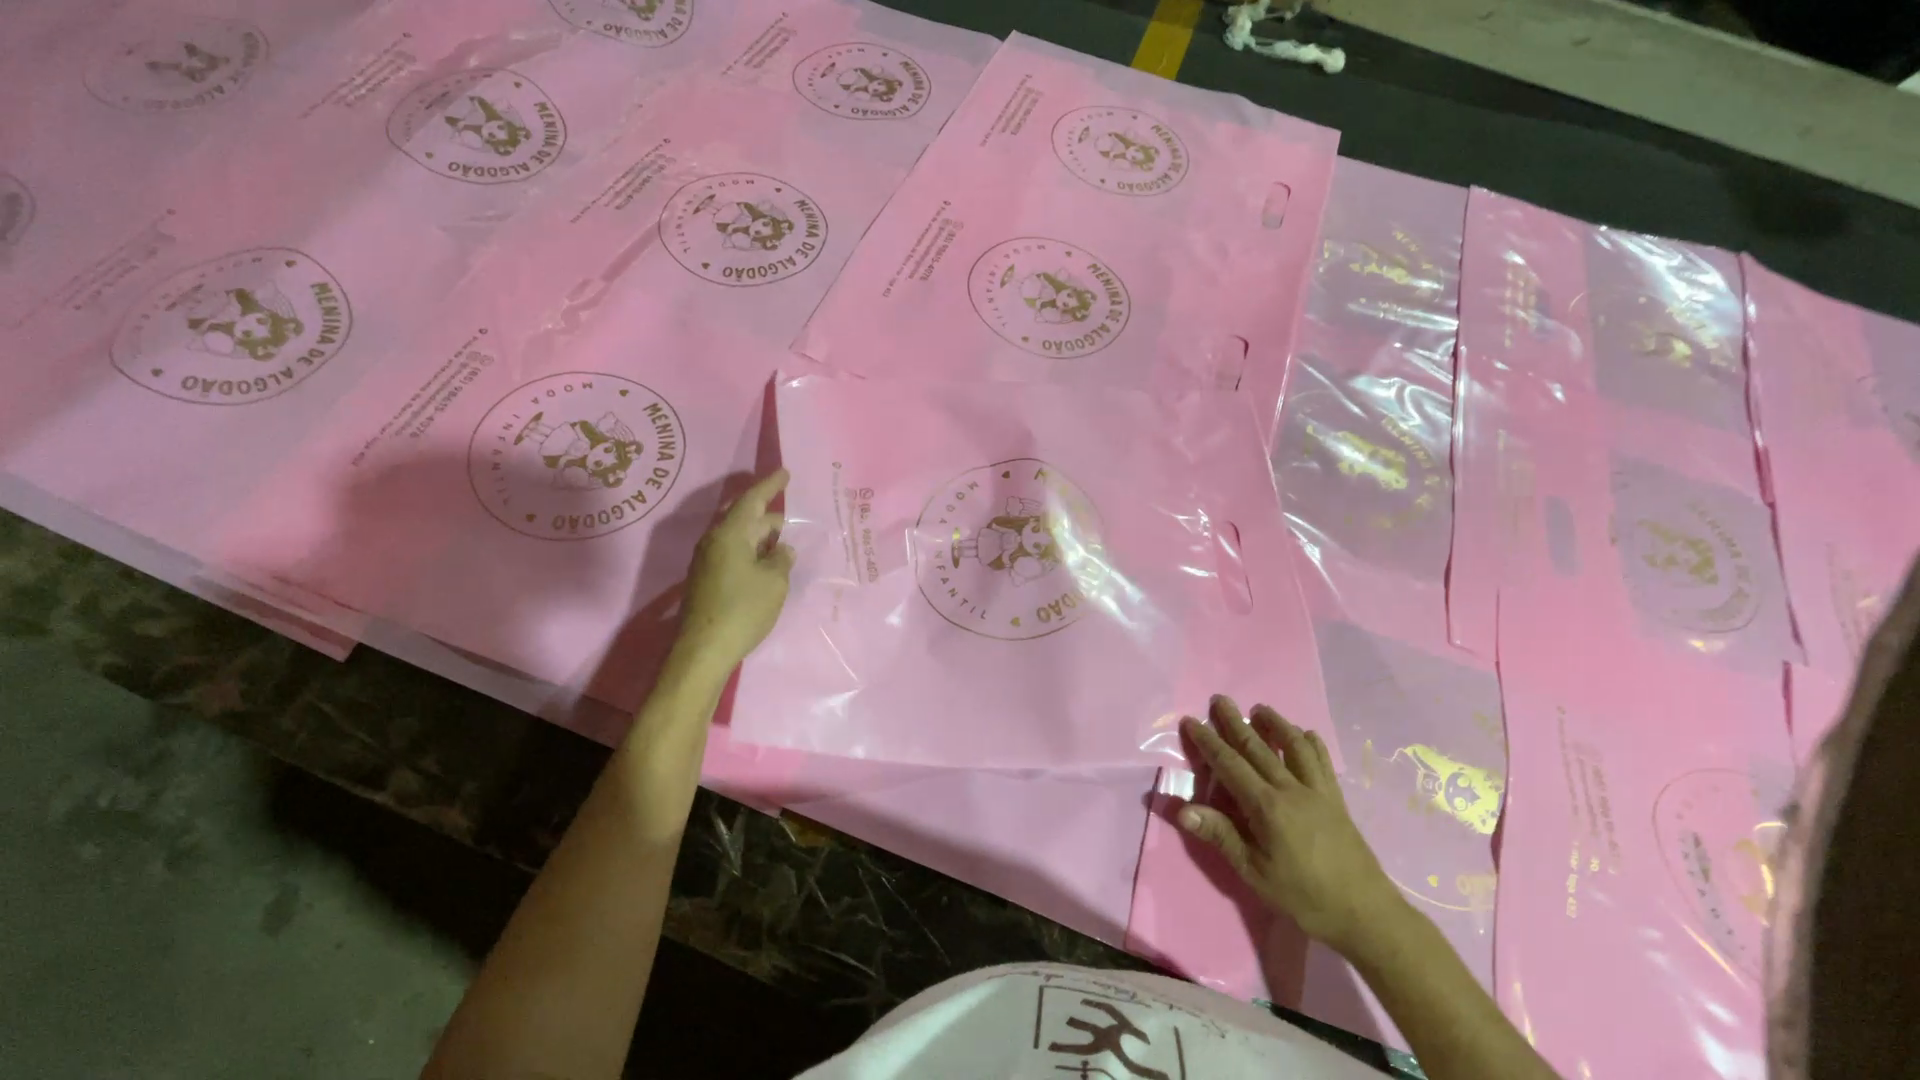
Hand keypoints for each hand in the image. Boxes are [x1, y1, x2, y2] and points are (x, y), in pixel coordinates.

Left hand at [671, 469, 795, 679]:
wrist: (703, 650)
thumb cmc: (742, 610)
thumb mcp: (774, 582)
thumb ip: (781, 560)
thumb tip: (781, 550)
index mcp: (730, 534)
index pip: (752, 500)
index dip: (770, 485)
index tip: (785, 473)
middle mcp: (714, 542)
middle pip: (744, 519)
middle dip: (768, 517)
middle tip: (792, 520)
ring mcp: (707, 562)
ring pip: (738, 539)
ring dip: (761, 539)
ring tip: (783, 545)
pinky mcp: (706, 581)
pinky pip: (734, 555)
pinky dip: (752, 554)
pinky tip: (766, 566)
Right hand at [1177, 696, 1405, 959]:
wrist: (1365, 912)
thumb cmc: (1304, 897)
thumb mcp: (1254, 872)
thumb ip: (1220, 836)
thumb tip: (1182, 809)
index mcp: (1267, 807)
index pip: (1230, 766)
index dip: (1208, 743)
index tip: (1191, 721)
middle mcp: (1291, 790)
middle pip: (1259, 748)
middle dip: (1236, 723)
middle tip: (1220, 699)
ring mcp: (1318, 792)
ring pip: (1294, 747)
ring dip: (1275, 724)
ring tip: (1260, 709)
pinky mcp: (1337, 800)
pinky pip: (1322, 763)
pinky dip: (1311, 744)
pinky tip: (1306, 735)